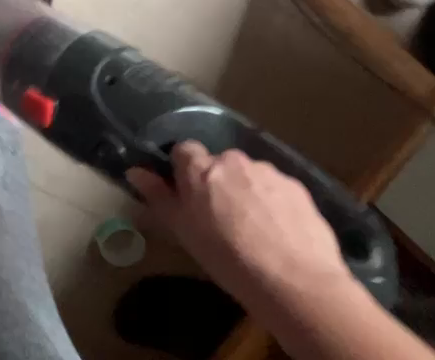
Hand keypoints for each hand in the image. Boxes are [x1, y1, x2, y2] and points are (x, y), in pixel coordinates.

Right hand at [127, 141, 356, 307]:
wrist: (296, 284)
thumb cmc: (228, 257)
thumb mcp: (183, 231)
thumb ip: (158, 196)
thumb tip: (135, 171)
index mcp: (199, 168)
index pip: (184, 150)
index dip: (185, 170)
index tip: (190, 194)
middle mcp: (232, 161)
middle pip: (220, 164)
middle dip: (220, 182)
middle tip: (223, 217)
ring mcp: (268, 172)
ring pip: (251, 176)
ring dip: (249, 192)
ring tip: (257, 229)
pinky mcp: (299, 189)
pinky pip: (278, 190)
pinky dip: (276, 204)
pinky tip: (281, 234)